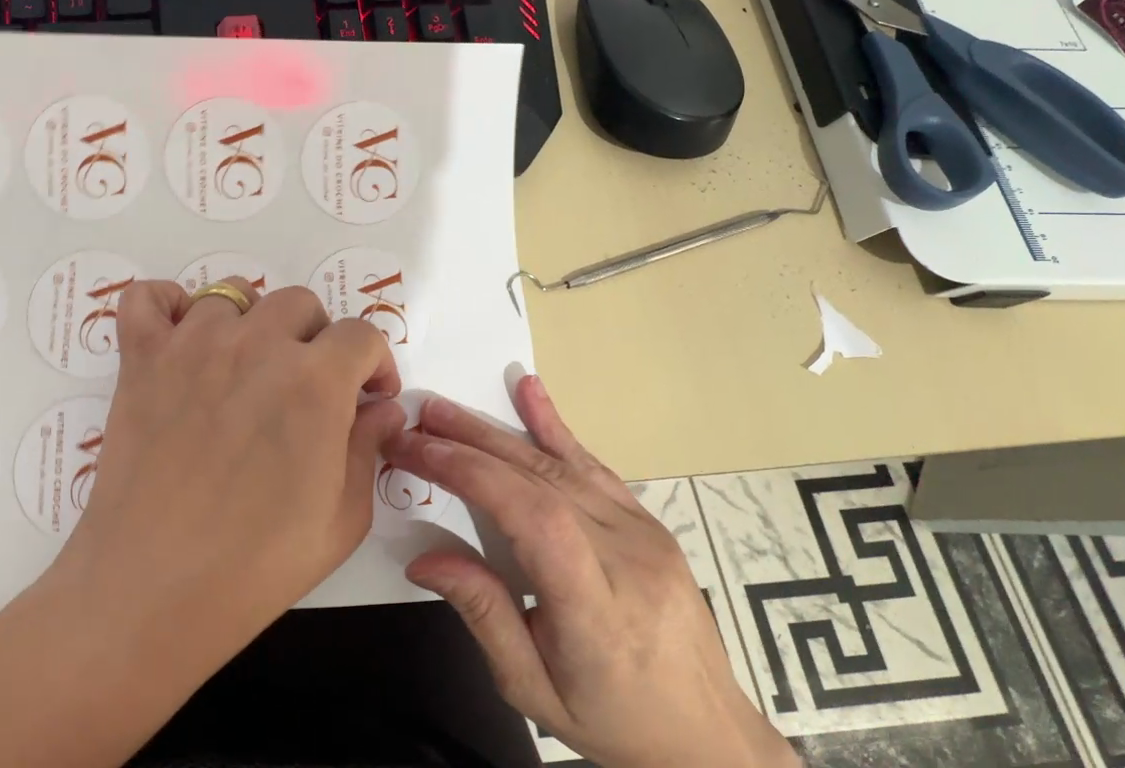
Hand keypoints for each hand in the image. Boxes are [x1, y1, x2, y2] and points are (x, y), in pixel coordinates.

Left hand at [51, 277, 406, 649]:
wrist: (157, 584)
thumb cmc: (259, 563)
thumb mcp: (343, 518)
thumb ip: (368, 448)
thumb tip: (382, 408)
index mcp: (315, 381)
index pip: (360, 334)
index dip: (373, 364)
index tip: (368, 396)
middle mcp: (256, 345)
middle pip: (298, 303)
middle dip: (315, 340)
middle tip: (305, 387)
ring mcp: (191, 345)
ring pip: (231, 296)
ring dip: (248, 324)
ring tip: (242, 369)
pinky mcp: (140, 358)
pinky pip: (146, 297)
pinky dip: (164, 304)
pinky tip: (178, 337)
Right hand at [386, 373, 797, 767]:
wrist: (709, 737)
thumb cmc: (612, 720)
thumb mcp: (532, 690)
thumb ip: (483, 616)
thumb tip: (423, 559)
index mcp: (595, 605)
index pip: (531, 517)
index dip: (470, 474)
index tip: (416, 451)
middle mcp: (625, 557)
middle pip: (540, 480)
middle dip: (469, 444)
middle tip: (414, 420)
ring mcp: (644, 535)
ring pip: (560, 466)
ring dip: (495, 431)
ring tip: (444, 409)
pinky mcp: (649, 525)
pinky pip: (595, 467)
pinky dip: (555, 427)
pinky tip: (529, 390)